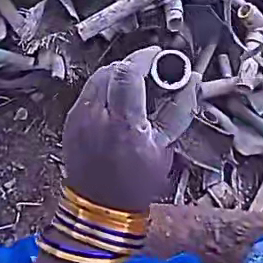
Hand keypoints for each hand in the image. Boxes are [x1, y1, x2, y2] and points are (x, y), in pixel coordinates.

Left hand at [61, 56, 174, 213]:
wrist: (101, 206)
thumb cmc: (136, 183)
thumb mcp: (165, 148)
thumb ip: (178, 111)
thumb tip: (191, 83)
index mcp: (123, 124)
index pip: (129, 73)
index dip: (145, 57)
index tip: (158, 55)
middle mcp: (96, 116)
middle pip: (112, 70)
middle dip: (133, 64)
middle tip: (150, 69)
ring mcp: (79, 117)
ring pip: (98, 77)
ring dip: (118, 73)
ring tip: (136, 82)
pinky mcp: (71, 120)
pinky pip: (88, 91)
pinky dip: (105, 87)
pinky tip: (118, 97)